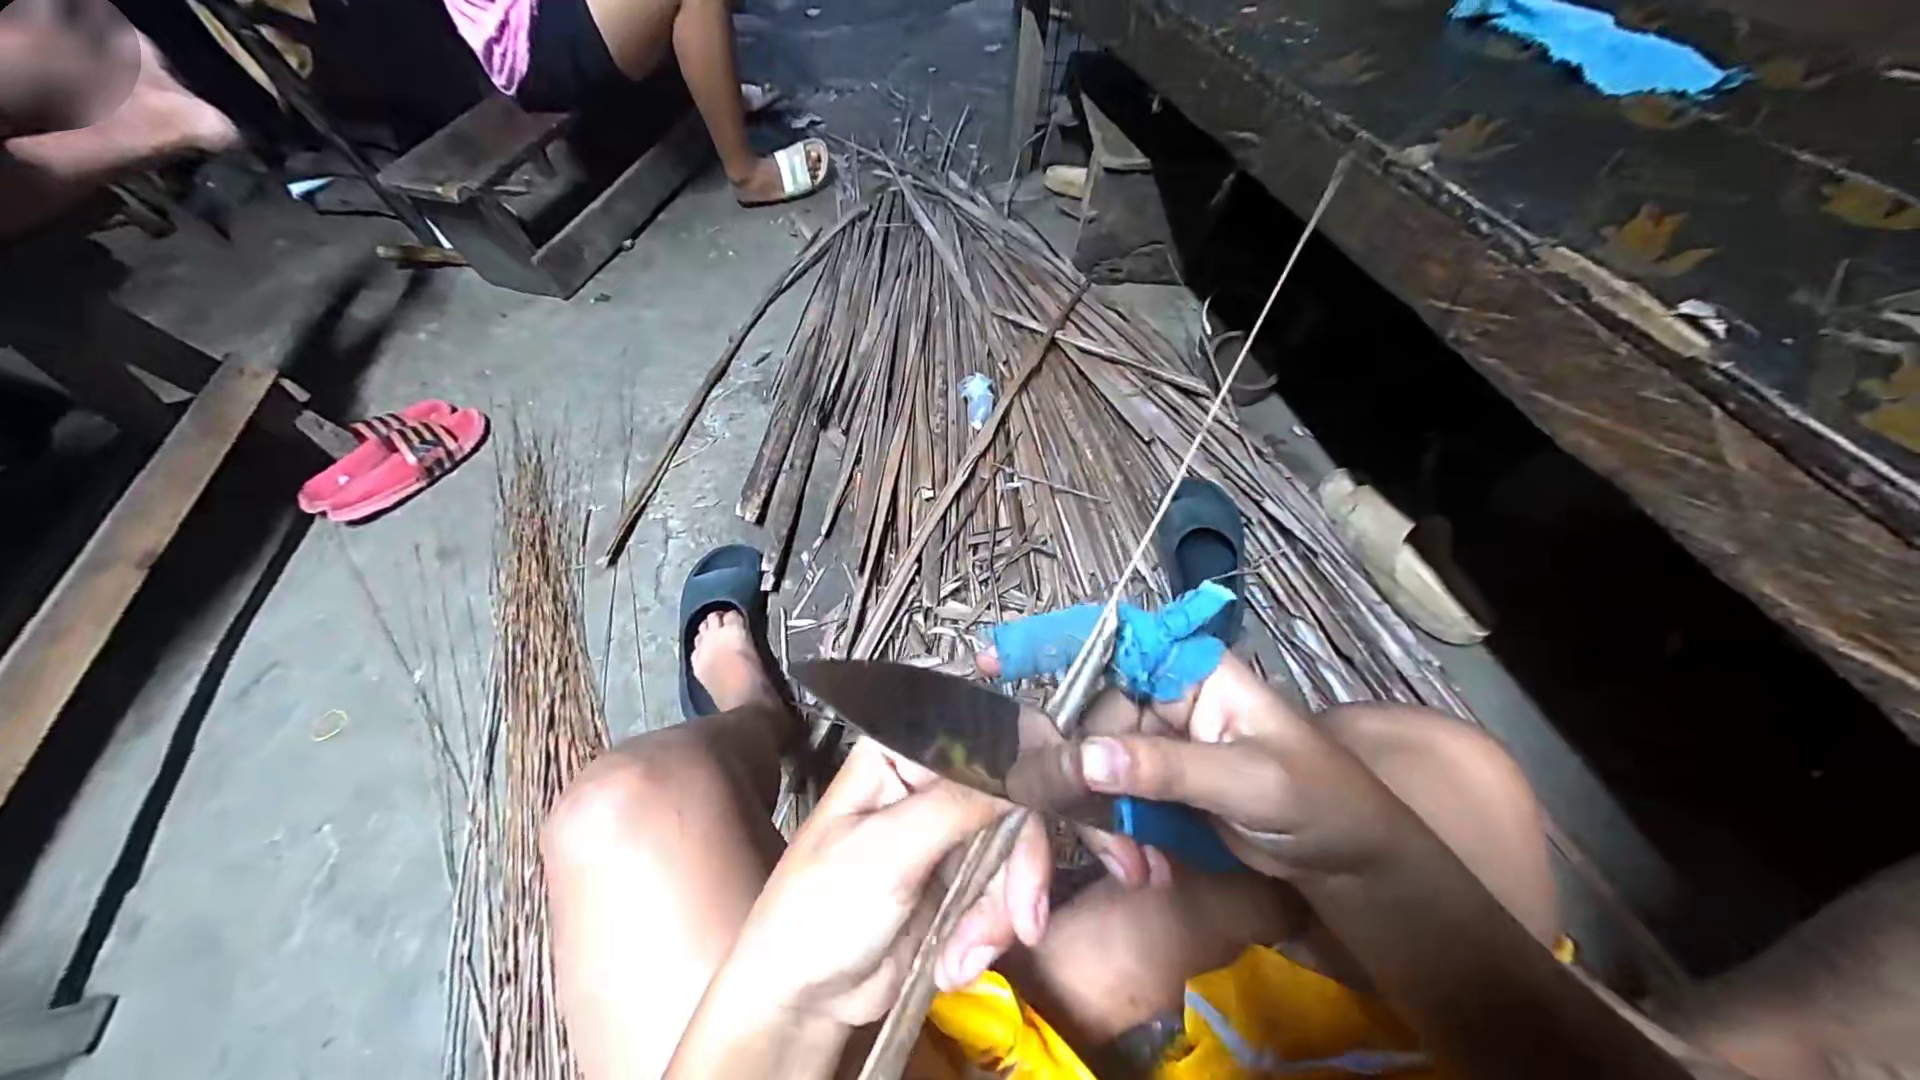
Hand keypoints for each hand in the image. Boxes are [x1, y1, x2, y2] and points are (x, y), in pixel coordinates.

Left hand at [721, 737, 1051, 1027]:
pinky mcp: (963, 875)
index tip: (1070, 792)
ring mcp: (951, 828)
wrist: (804, 998)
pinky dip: (991, 929)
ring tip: (965, 953)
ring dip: (1003, 908)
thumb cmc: (818, 911)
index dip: (1032, 754)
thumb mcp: (887, 853)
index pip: (982, 729)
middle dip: (1024, 860)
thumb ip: (956, 805)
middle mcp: (931, 780)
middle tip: (1027, 914)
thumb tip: (1022, 764)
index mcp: (902, 752)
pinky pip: (1006, 888)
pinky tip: (956, 960)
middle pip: (1014, 792)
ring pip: (1017, 847)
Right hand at [1072, 652, 1420, 882]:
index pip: (1108, 655)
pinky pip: (1105, 799)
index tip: (1012, 696)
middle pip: (1088, 718)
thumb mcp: (1251, 782)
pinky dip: (1113, 836)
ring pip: (1089, 764)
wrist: (1348, 864)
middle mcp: (1161, 695)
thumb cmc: (1320, 802)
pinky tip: (1141, 868)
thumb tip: (1085, 759)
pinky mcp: (1149, 783)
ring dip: (1100, 819)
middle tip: (1106, 838)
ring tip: (1134, 866)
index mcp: (1188, 669)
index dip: (1060, 671)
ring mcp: (1153, 741)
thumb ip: (1169, 767)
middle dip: (1085, 780)